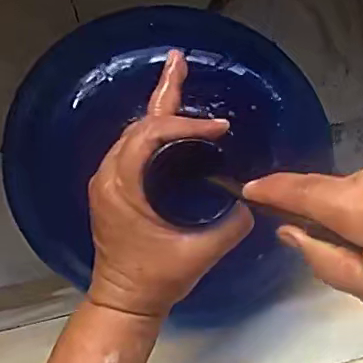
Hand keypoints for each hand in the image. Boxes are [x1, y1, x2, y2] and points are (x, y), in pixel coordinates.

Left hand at [85, 50, 252, 318]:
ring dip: (161, 106)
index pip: (150, 136)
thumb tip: (250, 199)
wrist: (125, 301)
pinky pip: (139, 146)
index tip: (220, 129)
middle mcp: (112, 176)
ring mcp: (114, 181)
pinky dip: (160, 127)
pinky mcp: (122, 189)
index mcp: (122, 186)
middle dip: (164, 92)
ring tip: (180, 79)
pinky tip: (176, 120)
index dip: (185, 126)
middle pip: (139, 123)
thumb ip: (230, 224)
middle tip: (180, 61)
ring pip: (138, 131)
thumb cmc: (156, 279)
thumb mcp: (200, 252)